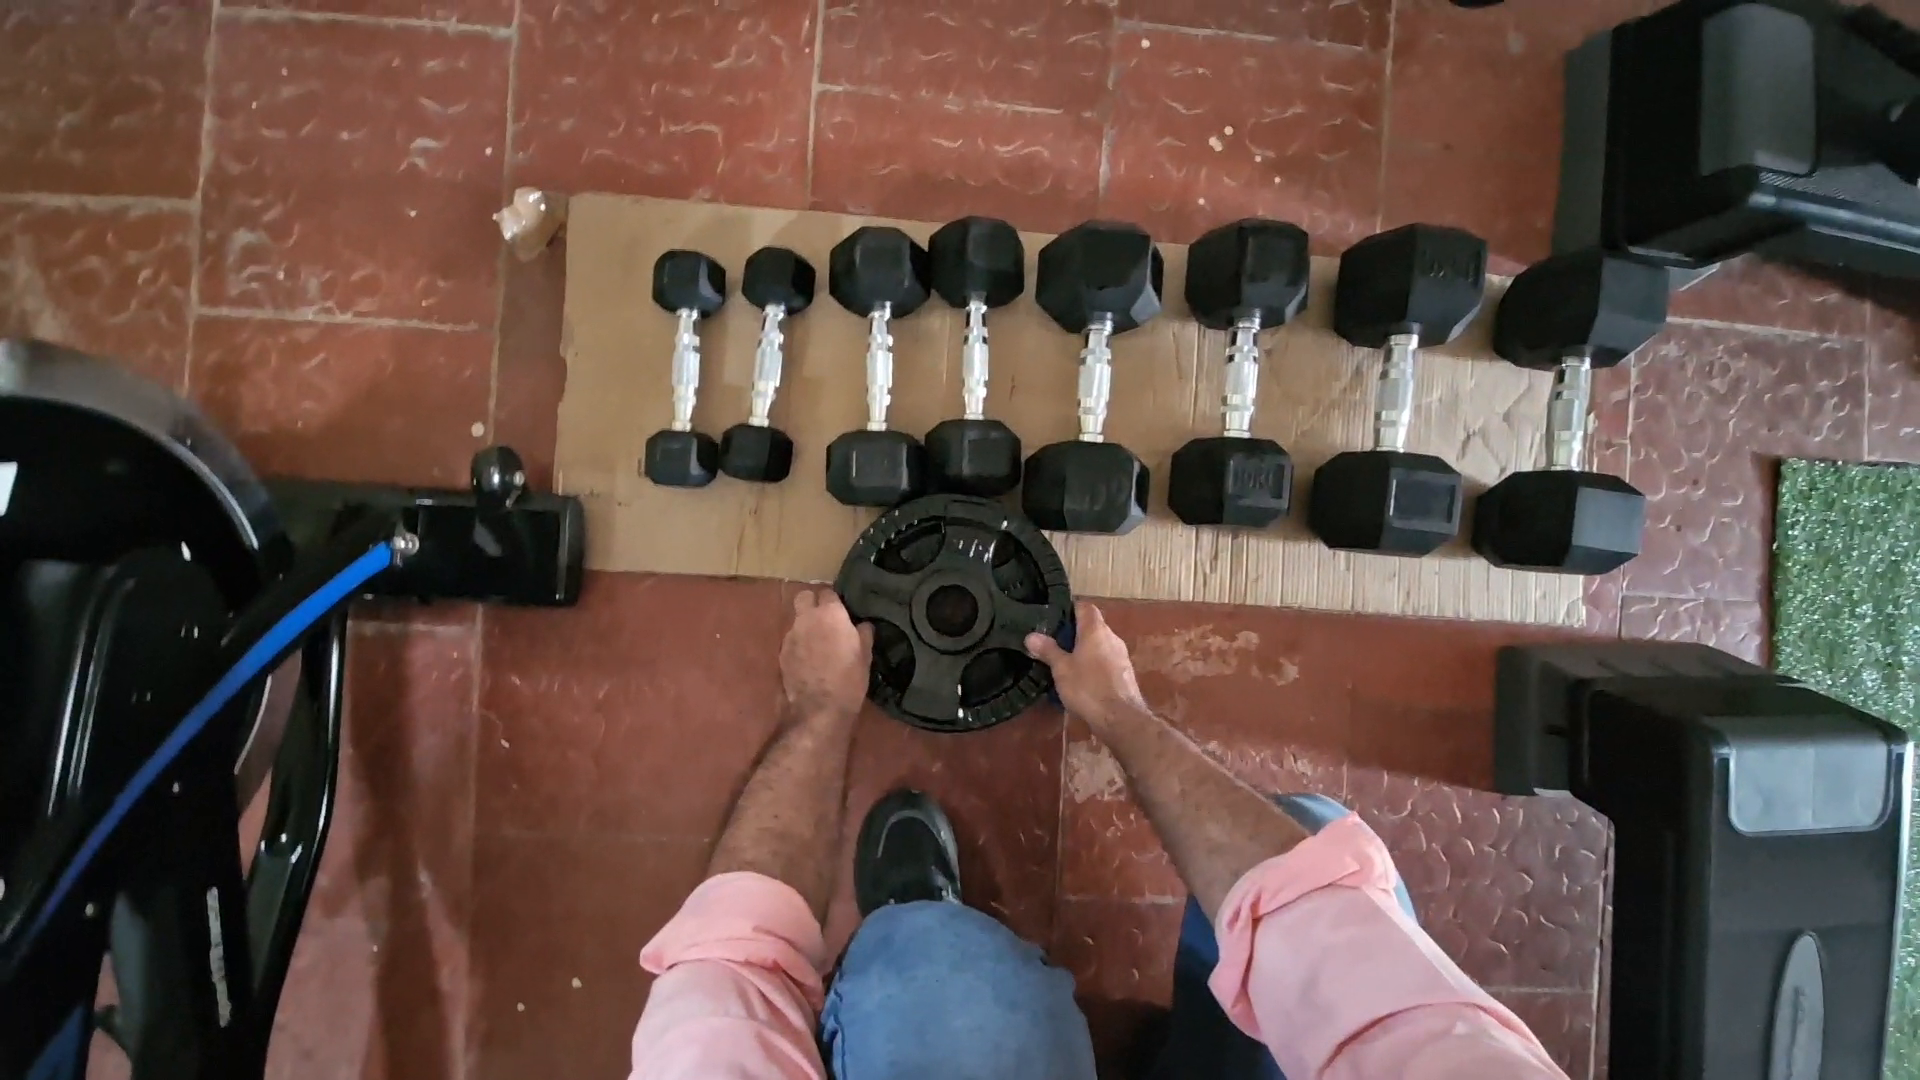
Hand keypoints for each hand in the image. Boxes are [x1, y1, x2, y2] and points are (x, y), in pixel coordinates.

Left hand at [781, 589, 873, 720]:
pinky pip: (791, 640)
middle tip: (825, 618)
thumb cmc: (849, 678)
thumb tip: (862, 625)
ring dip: (806, 625)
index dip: (835, 601)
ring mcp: (790, 635)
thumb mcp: (865, 655)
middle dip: (812, 603)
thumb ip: (863, 633)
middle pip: (803, 596)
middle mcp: (807, 618)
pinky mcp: (781, 653)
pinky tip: (808, 660)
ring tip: (818, 643)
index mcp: (830, 614)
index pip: (828, 592)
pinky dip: (799, 644)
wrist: (819, 708)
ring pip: (797, 620)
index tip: (842, 612)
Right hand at [1025, 603, 1147, 726]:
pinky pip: (1106, 660)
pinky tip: (1082, 679)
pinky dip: (1094, 663)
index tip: (1053, 617)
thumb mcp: (1061, 669)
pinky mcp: (1125, 673)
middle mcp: (1112, 637)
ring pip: (1100, 644)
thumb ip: (1047, 650)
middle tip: (1054, 641)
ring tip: (1065, 661)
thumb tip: (1030, 636)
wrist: (1121, 719)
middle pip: (1092, 625)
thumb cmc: (1088, 688)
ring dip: (1085, 649)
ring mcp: (1122, 655)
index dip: (1069, 608)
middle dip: (1074, 632)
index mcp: (1096, 630)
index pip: (1084, 607)